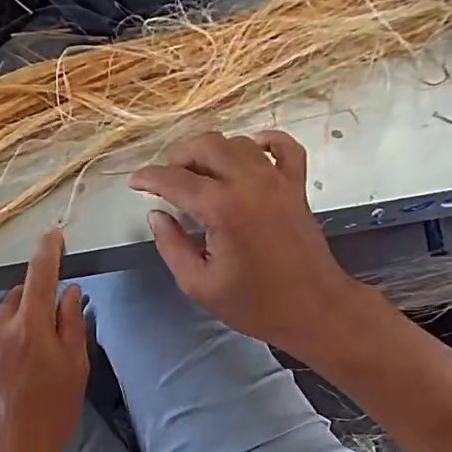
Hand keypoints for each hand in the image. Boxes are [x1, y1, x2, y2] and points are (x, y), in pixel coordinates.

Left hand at [0, 229, 88, 451]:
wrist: (12, 451)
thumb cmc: (53, 413)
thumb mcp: (76, 368)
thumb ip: (71, 324)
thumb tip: (69, 293)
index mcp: (31, 328)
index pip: (39, 276)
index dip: (48, 253)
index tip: (52, 236)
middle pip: (19, 297)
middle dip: (35, 306)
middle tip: (51, 336)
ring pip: (3, 318)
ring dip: (17, 327)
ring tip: (29, 364)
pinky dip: (1, 343)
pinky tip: (10, 372)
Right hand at [130, 131, 377, 357]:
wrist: (315, 309)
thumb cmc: (257, 305)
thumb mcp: (200, 285)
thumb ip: (172, 247)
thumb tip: (158, 216)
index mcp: (223, 209)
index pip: (175, 180)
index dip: (149, 178)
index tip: (135, 183)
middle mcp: (250, 183)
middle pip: (207, 146)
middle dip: (179, 156)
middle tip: (166, 177)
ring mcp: (278, 181)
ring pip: (239, 143)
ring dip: (213, 151)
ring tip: (199, 173)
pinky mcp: (297, 187)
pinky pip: (284, 147)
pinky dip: (265, 141)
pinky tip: (251, 150)